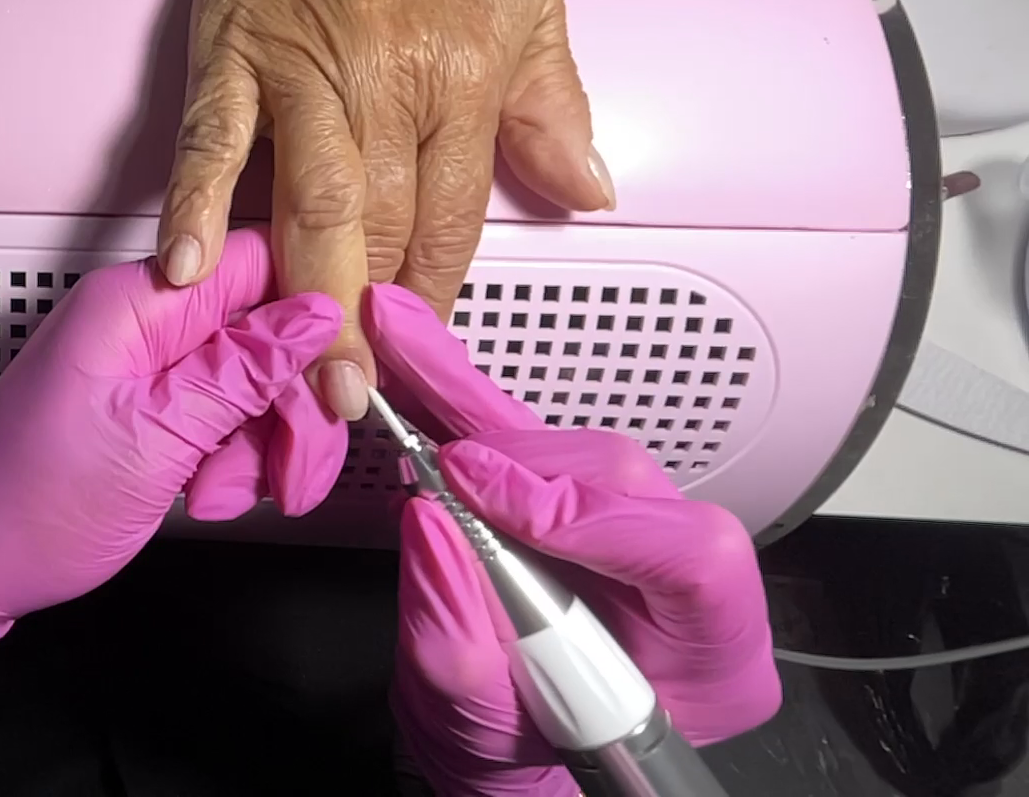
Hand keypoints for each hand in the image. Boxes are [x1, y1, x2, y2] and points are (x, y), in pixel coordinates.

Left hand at [0, 229, 340, 710]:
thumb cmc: (28, 504)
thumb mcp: (153, 437)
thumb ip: (240, 370)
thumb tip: (314, 316)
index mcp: (133, 303)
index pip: (255, 262)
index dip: (312, 315)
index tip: (337, 383)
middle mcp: (140, 320)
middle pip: (264, 332)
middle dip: (289, 406)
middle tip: (293, 473)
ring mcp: (146, 363)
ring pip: (251, 380)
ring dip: (259, 444)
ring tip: (222, 493)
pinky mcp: (148, 401)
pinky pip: (221, 412)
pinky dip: (231, 458)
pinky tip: (205, 492)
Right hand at [160, 0, 613, 426]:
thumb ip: (554, 105)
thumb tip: (588, 193)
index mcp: (465, 75)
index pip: (454, 216)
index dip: (436, 295)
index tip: (415, 354)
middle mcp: (388, 83)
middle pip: (386, 227)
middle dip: (371, 323)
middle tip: (354, 404)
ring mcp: (301, 74)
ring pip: (312, 202)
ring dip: (310, 291)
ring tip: (301, 373)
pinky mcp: (230, 60)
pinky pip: (213, 143)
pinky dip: (196, 204)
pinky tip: (185, 267)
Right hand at [365, 285, 779, 795]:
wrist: (496, 749)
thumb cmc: (504, 754)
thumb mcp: (468, 723)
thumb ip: (453, 633)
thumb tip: (429, 518)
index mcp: (705, 657)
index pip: (684, 553)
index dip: (577, 509)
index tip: (473, 488)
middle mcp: (676, 580)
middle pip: (625, 478)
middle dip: (519, 460)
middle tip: (431, 458)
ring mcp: (622, 531)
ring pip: (573, 445)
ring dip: (485, 423)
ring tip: (415, 404)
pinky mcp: (563, 501)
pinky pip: (524, 442)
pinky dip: (463, 411)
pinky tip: (417, 366)